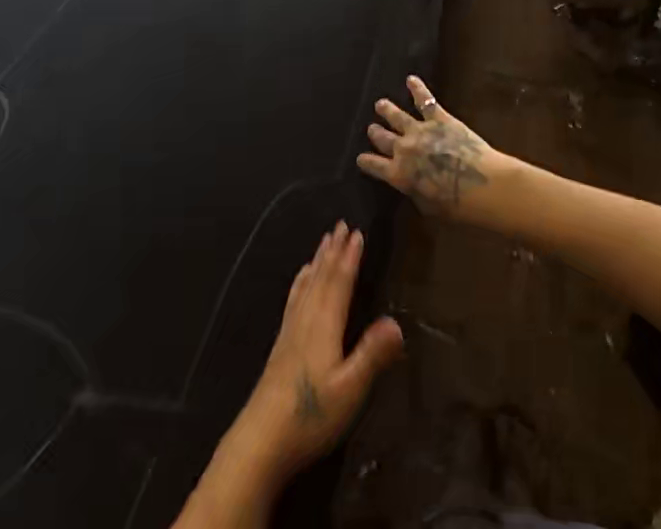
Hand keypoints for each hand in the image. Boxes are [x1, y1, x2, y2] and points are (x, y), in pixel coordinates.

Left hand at [234, 223, 404, 476]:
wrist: (263, 436)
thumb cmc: (312, 414)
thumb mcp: (351, 389)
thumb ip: (372, 355)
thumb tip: (397, 321)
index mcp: (323, 325)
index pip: (338, 283)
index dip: (349, 258)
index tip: (357, 232)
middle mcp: (305, 319)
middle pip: (320, 277)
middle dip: (332, 251)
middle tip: (340, 225)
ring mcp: (290, 330)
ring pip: (306, 284)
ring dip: (317, 261)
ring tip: (323, 242)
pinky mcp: (282, 342)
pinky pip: (294, 297)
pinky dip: (301, 281)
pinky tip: (300, 281)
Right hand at [357, 76, 500, 219]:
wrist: (485, 185)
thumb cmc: (459, 206)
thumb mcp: (429, 207)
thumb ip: (416, 193)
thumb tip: (413, 186)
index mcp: (398, 174)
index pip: (373, 165)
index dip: (365, 161)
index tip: (361, 159)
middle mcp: (403, 149)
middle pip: (382, 138)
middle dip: (375, 134)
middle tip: (371, 129)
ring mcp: (420, 131)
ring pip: (397, 117)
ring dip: (387, 110)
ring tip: (380, 104)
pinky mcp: (440, 119)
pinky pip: (425, 100)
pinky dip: (417, 89)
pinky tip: (411, 79)